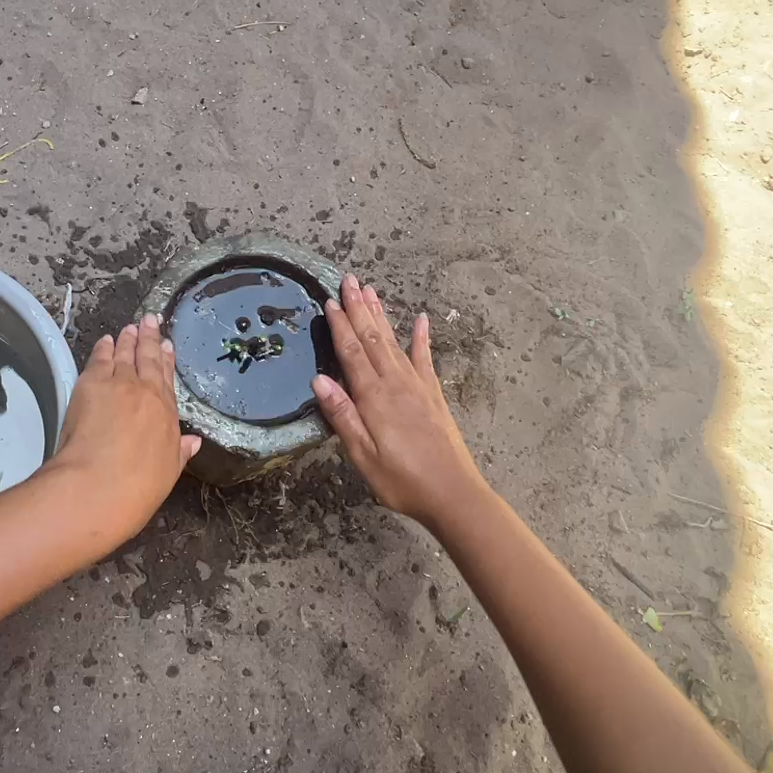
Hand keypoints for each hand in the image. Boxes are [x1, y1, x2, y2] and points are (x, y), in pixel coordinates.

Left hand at [47, 314, 201, 534]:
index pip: (167, 379)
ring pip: (124, 353)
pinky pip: (99, 359)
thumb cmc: (137, 487)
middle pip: (148, 358)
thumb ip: (179, 452)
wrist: (98, 485)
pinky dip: (103, 348)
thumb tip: (193, 442)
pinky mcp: (89, 384)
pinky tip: (104, 341)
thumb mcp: (169, 472)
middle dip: (150, 338)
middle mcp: (145, 391)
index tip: (168, 346)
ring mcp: (117, 384)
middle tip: (151, 320)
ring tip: (130, 327)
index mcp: (166, 412)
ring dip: (127, 339)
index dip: (167, 361)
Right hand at [311, 274, 487, 525]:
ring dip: (381, 315)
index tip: (330, 300)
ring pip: (394, 342)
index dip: (340, 326)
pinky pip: (425, 359)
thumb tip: (319, 379)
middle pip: (373, 338)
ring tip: (371, 290)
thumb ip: (342, 416)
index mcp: (374, 398)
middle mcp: (396, 384)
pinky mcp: (434, 396)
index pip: (352, 353)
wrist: (453, 494)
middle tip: (349, 279)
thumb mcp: (362, 456)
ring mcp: (418, 387)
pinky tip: (422, 320)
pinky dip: (422, 338)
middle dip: (359, 308)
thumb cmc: (402, 481)